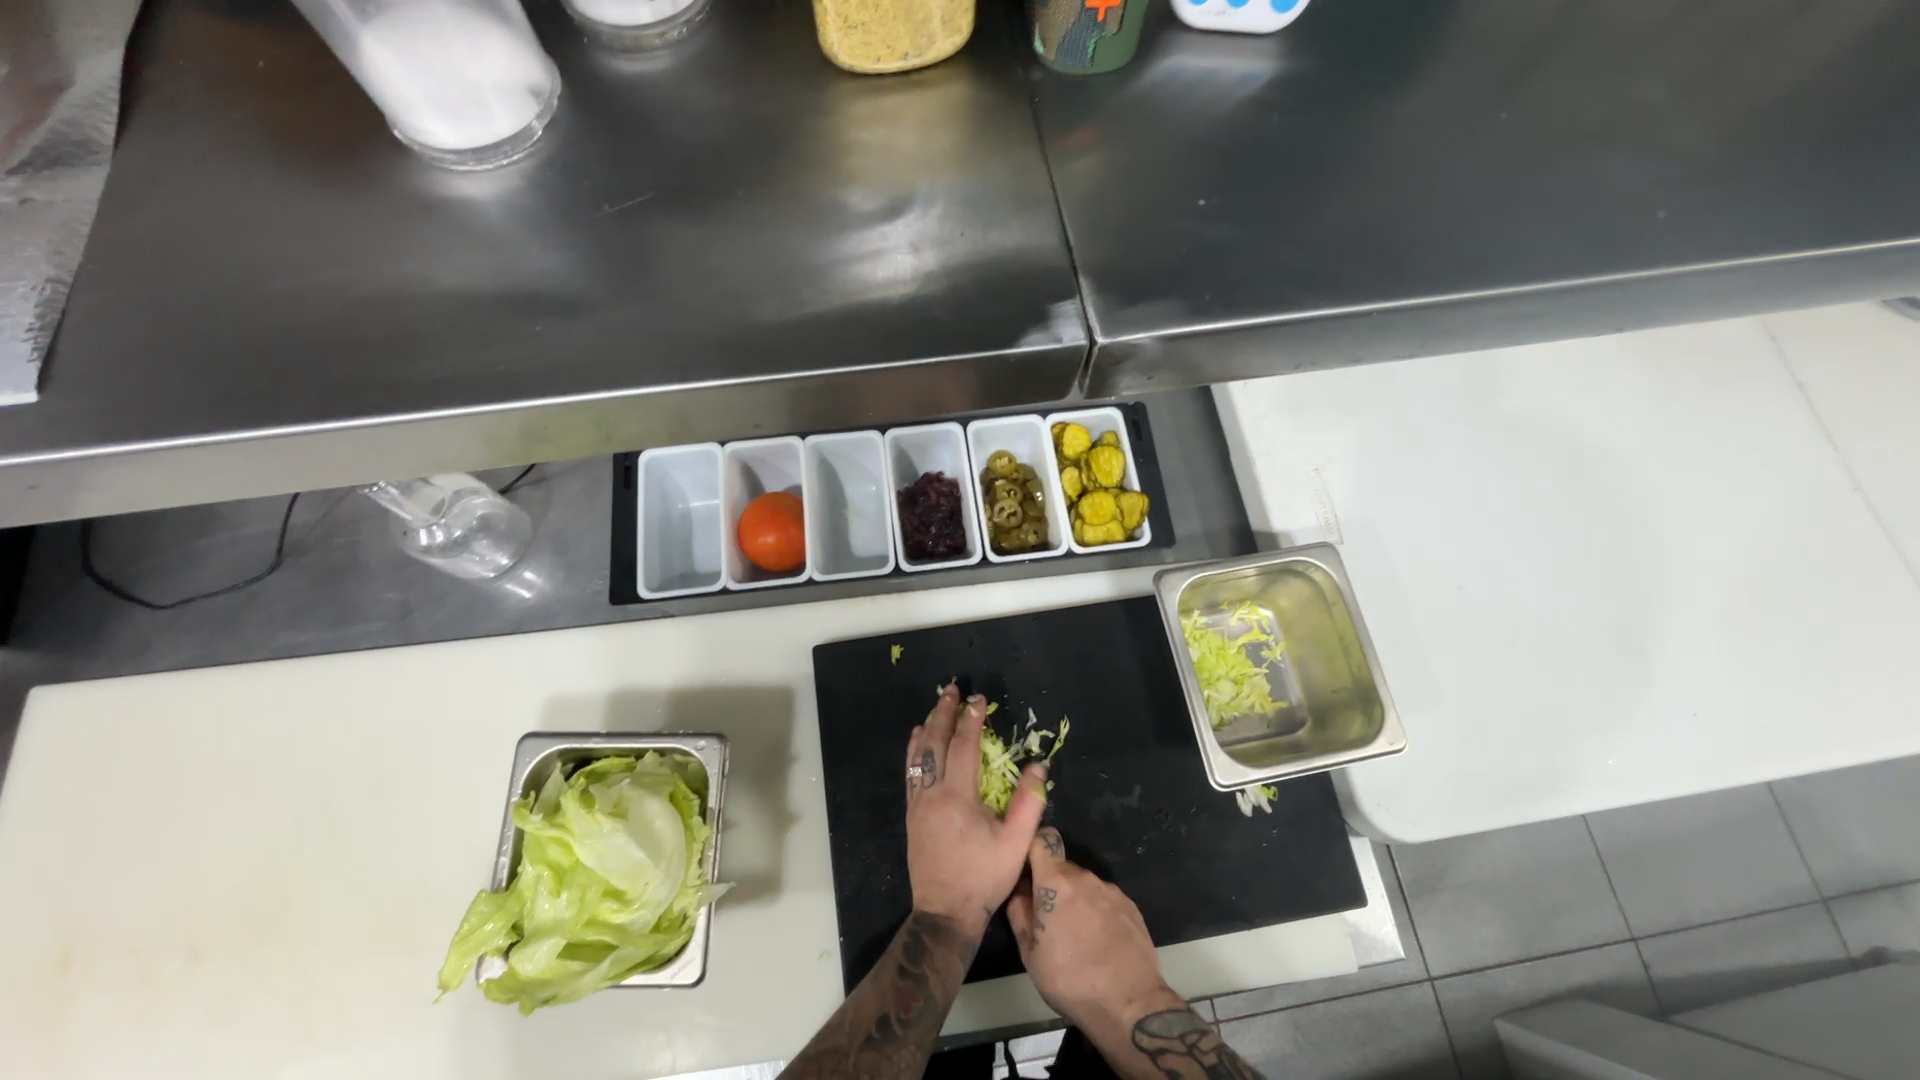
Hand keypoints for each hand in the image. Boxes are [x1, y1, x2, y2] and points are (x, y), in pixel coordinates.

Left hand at [905, 685, 1048, 938]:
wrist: (945, 912)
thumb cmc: (983, 878)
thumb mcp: (1016, 845)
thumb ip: (1029, 804)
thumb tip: (1037, 766)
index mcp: (958, 797)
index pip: (965, 746)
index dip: (972, 720)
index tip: (979, 700)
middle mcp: (933, 794)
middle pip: (935, 742)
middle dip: (943, 713)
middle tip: (951, 690)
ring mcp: (918, 803)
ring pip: (919, 755)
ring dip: (928, 726)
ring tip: (936, 707)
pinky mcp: (911, 814)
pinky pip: (910, 772)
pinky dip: (914, 751)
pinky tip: (917, 740)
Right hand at [1007, 827, 1185, 1041]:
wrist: (1128, 1003)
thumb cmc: (1070, 979)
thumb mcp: (1029, 953)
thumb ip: (1019, 913)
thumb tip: (1019, 891)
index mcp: (1056, 882)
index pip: (1042, 839)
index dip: (1033, 848)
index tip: (1028, 870)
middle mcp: (1085, 877)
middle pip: (1062, 867)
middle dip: (1053, 885)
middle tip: (1049, 918)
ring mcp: (1111, 890)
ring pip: (1084, 885)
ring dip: (1076, 899)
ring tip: (1076, 935)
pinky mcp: (1131, 906)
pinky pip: (1104, 899)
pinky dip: (1097, 912)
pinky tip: (1099, 941)